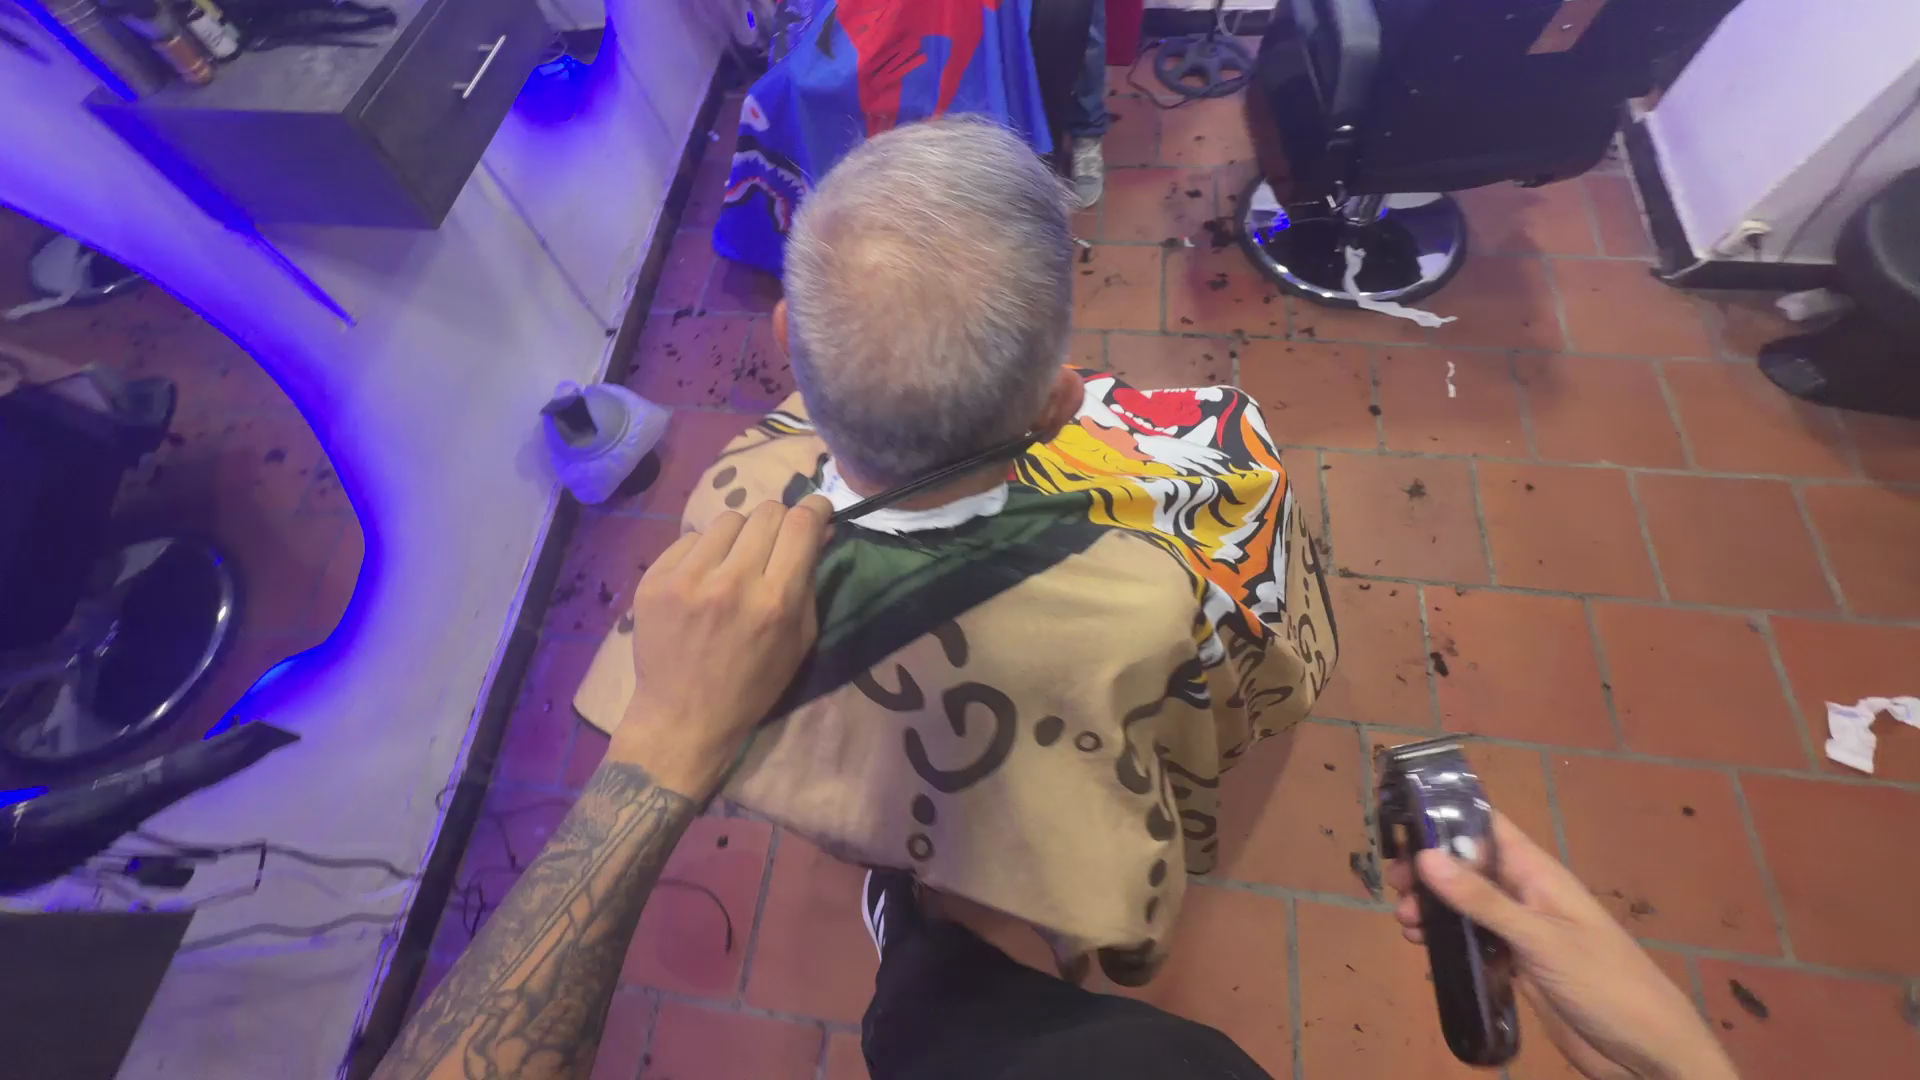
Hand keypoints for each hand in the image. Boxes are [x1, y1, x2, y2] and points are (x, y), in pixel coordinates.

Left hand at [608, 496, 831, 796]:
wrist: (683, 717)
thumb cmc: (753, 684)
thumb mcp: (800, 639)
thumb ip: (810, 582)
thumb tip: (819, 531)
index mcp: (776, 601)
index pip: (801, 524)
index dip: (816, 509)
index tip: (819, 511)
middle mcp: (732, 581)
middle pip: (767, 512)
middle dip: (781, 521)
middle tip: (778, 542)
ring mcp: (688, 578)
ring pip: (729, 519)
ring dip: (742, 535)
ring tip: (737, 562)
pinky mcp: (655, 579)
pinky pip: (691, 539)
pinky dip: (705, 552)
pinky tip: (704, 579)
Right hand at [1389, 813, 1737, 1079]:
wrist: (1654, 1062)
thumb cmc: (1608, 986)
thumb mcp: (1541, 940)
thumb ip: (1482, 899)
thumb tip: (1424, 855)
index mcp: (1536, 873)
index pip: (1485, 823)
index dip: (1444, 811)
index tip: (1399, 813)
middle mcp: (1523, 892)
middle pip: (1463, 863)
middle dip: (1425, 866)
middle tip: (1393, 880)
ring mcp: (1518, 927)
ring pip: (1461, 900)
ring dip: (1430, 904)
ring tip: (1405, 920)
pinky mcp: (1514, 960)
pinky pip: (1469, 935)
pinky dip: (1442, 934)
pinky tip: (1421, 943)